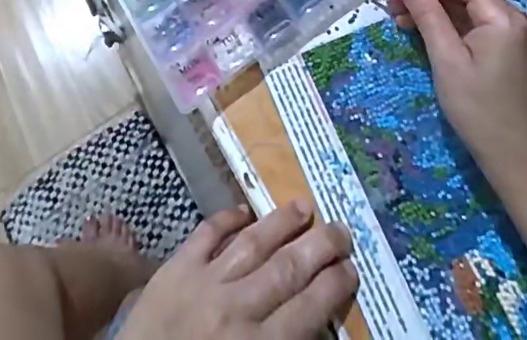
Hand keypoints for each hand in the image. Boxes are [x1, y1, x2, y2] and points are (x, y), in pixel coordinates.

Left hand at [117, 201, 357, 339]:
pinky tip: (244, 209)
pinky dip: (226, 218)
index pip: (309, 308)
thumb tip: (310, 321)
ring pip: (253, 243)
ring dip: (281, 223)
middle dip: (320, 247)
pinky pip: (206, 234)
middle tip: (342, 228)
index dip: (334, 284)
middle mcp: (237, 310)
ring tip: (304, 205)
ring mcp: (204, 283)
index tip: (351, 267)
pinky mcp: (175, 269)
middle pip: (288, 269)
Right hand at [385, 0, 526, 160]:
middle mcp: (513, 16)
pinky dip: (445, 21)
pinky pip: (471, 21)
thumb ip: (427, 14)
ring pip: (464, 4)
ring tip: (397, 15)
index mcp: (503, 16)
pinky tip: (419, 28)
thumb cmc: (478, 109)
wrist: (515, 158)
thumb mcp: (446, 58)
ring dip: (431, 5)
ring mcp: (511, 32)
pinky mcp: (505, 46)